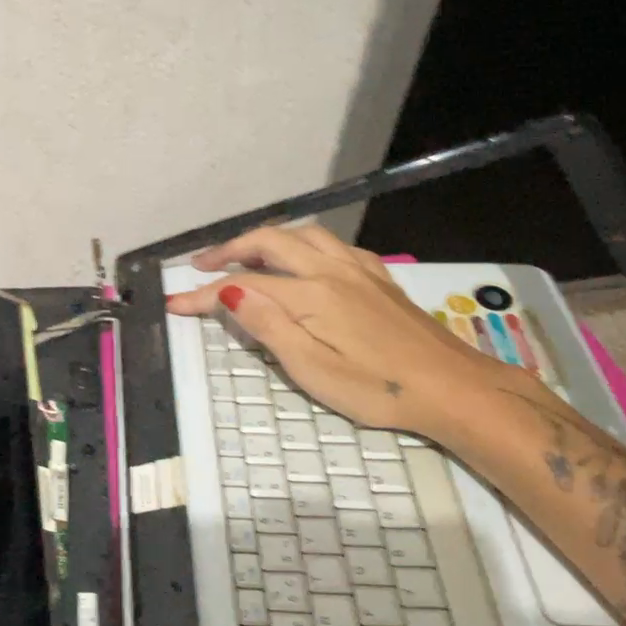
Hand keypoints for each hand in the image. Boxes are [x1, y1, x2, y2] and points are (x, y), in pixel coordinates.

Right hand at [164, 224, 525, 441]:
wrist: (451, 387)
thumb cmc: (377, 389)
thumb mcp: (312, 370)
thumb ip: (269, 327)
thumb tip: (230, 293)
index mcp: (311, 295)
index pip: (243, 284)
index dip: (205, 295)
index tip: (174, 305)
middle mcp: (332, 271)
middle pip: (272, 242)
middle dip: (230, 249)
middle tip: (201, 266)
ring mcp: (359, 270)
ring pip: (304, 235)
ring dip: (266, 240)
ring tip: (243, 257)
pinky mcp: (378, 278)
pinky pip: (332, 245)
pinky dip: (302, 244)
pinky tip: (301, 261)